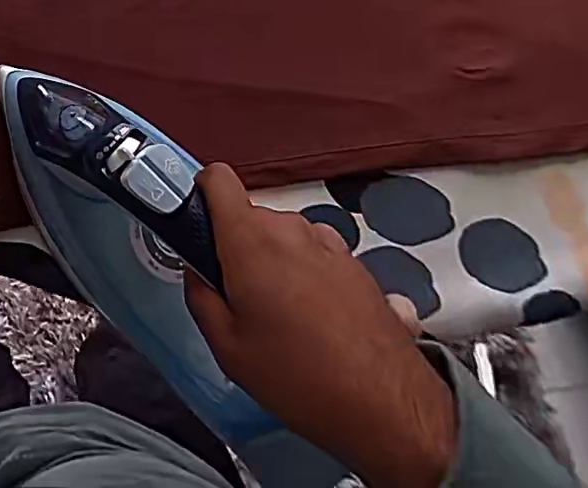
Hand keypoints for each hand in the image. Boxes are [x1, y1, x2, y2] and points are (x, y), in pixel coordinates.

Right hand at [185, 164, 456, 487]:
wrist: (390, 410)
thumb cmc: (305, 378)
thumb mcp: (227, 347)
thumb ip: (199, 296)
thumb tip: (198, 276)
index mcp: (249, 239)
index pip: (217, 178)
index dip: (202, 190)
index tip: (199, 214)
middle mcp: (289, 229)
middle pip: (250, 217)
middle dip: (239, 246)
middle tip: (240, 294)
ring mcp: (327, 243)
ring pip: (284, 237)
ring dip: (277, 262)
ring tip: (283, 316)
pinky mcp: (355, 263)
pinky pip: (316, 255)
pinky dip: (309, 276)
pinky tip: (315, 322)